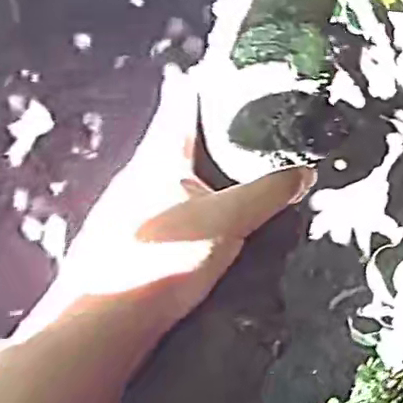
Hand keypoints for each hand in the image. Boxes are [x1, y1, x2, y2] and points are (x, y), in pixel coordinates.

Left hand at [10, 65, 313, 345]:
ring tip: (250, 176)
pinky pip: (175, 209)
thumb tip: (306, 172)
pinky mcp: (129, 246)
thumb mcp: (231, 219)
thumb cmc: (160, 261)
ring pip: (177, 180)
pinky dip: (201, 205)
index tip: (223, 69)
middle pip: (180, 144)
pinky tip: (221, 222)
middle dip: (216, 134)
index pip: (182, 111)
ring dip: (209, 174)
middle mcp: (137, 182)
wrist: (95, 333)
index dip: (201, 86)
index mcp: (158, 163)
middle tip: (259, 128)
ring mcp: (127, 215)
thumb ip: (272, 190)